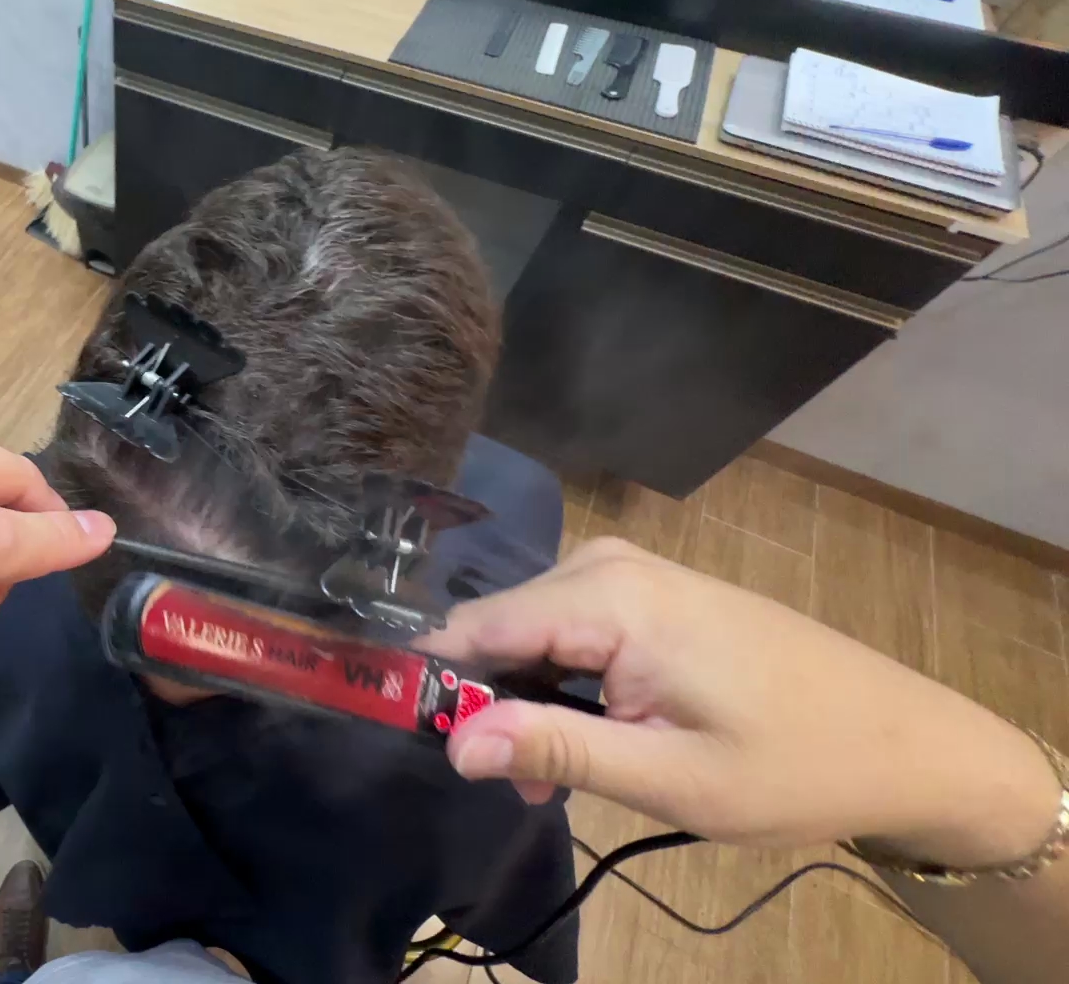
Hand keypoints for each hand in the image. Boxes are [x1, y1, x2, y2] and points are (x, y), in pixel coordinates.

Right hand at [422, 538, 1060, 867]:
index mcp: (609, 597)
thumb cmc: (798, 764)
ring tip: (559, 767)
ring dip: (525, 695)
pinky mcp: (635, 586)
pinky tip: (588, 723)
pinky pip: (559, 622)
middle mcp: (602, 564)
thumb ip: (557, 752)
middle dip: (492, 698)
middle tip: (520, 779)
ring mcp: (620, 570)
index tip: (430, 736)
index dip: (440, 678)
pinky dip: (556, 676)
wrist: (914, 742)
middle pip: (498, 626)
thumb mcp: (675, 778)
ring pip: (523, 627)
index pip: (477, 625)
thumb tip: (454, 744)